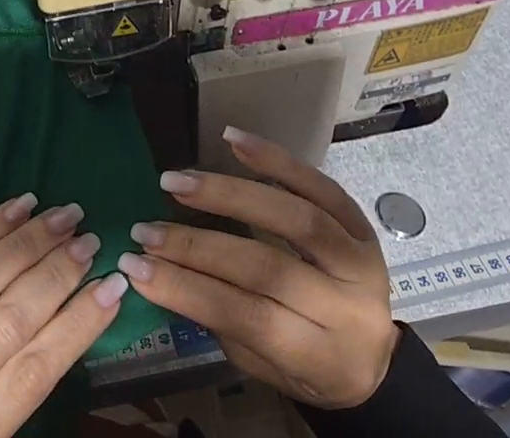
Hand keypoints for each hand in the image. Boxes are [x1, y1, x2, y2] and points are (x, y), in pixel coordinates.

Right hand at [116, 127, 397, 409]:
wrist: (376, 360)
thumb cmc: (306, 368)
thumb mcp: (260, 363)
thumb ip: (218, 317)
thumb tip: (154, 269)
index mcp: (321, 355)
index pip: (248, 316)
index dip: (187, 289)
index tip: (134, 265)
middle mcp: (348, 305)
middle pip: (268, 267)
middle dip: (196, 246)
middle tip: (145, 229)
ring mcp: (361, 259)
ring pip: (295, 218)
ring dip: (228, 195)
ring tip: (176, 182)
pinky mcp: (362, 224)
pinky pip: (320, 185)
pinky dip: (274, 159)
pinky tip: (232, 140)